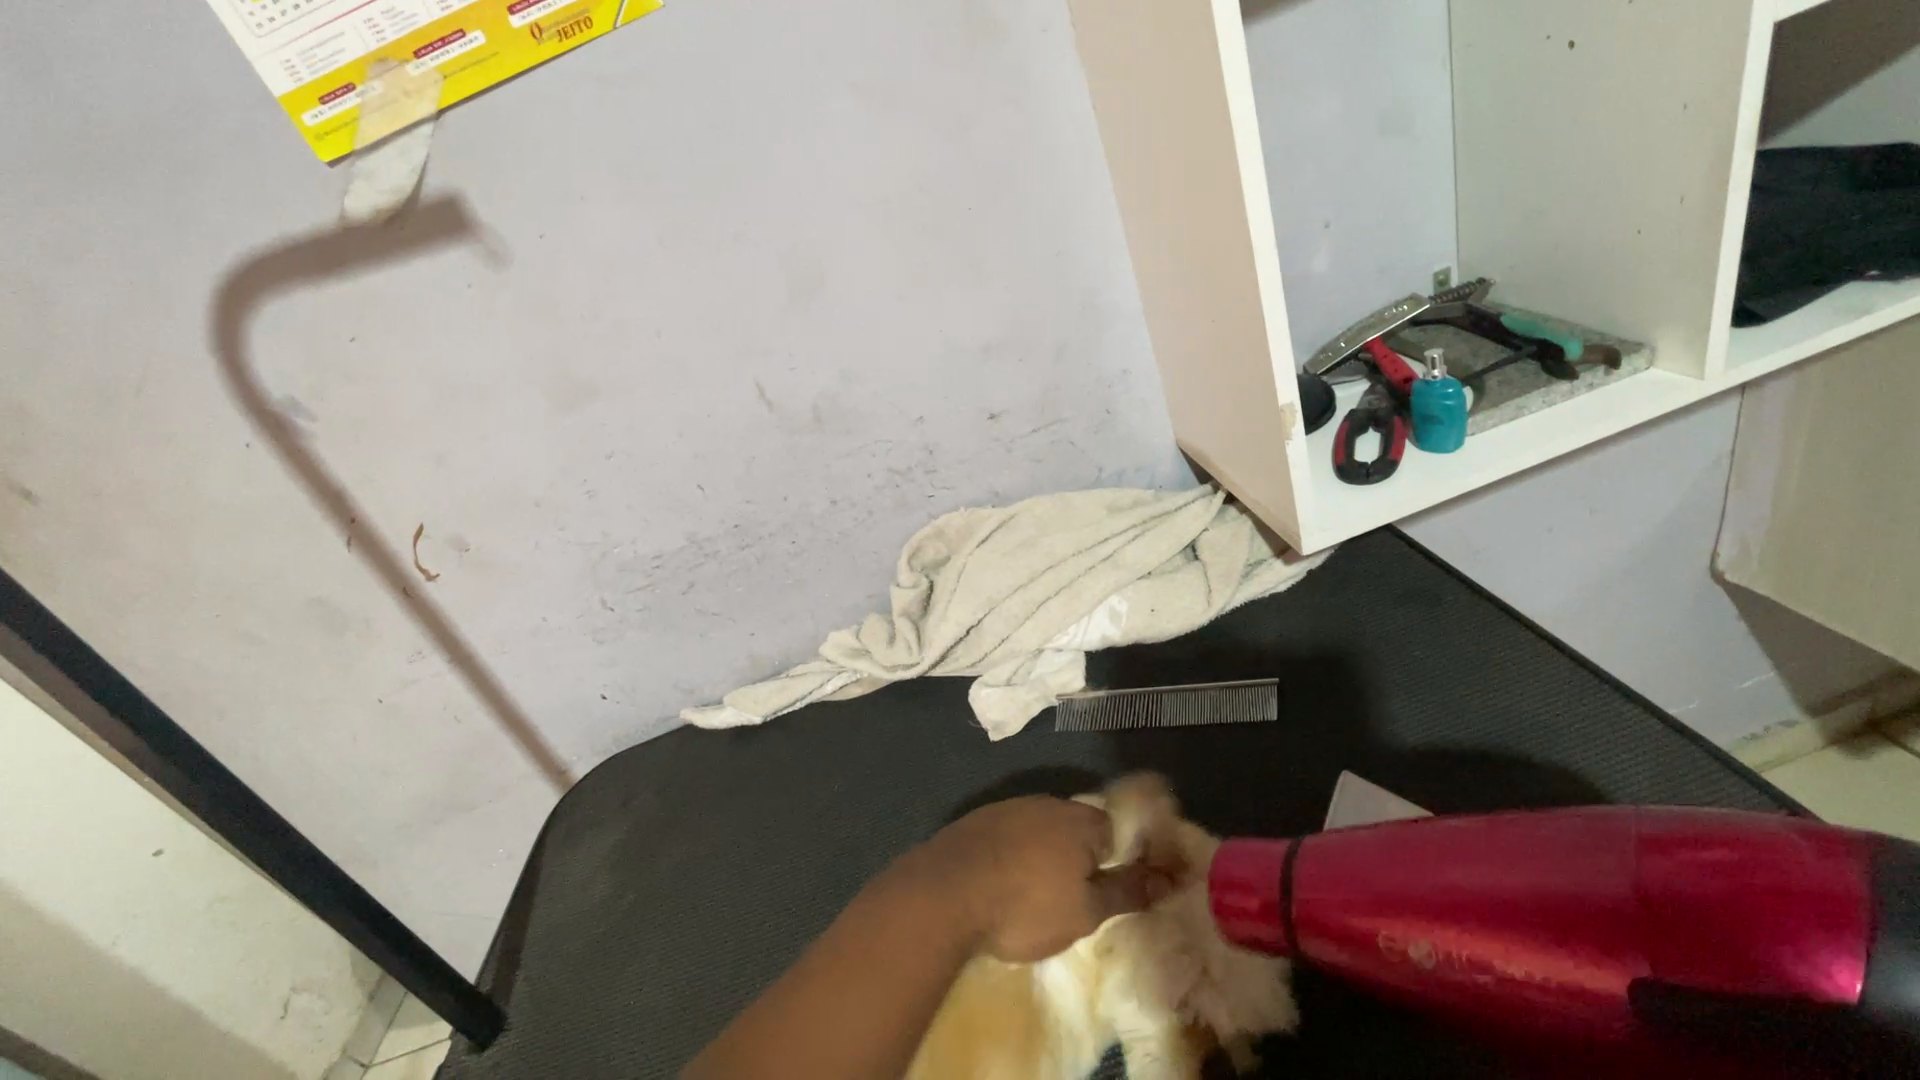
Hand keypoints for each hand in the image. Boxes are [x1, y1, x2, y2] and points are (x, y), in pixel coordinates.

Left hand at [892, 796, 1176, 963]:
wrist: (944, 894)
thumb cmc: (1026, 906)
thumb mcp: (1086, 911)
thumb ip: (1127, 891)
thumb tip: (1169, 878)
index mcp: (1079, 820)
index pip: (1114, 832)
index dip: (1114, 861)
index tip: (1104, 891)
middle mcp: (1044, 803)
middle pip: (1074, 828)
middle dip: (1076, 858)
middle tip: (1069, 899)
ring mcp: (1005, 809)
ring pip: (1037, 831)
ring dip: (1040, 856)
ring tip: (1031, 896)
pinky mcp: (973, 822)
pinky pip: (1005, 837)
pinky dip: (1009, 857)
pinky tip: (998, 884)